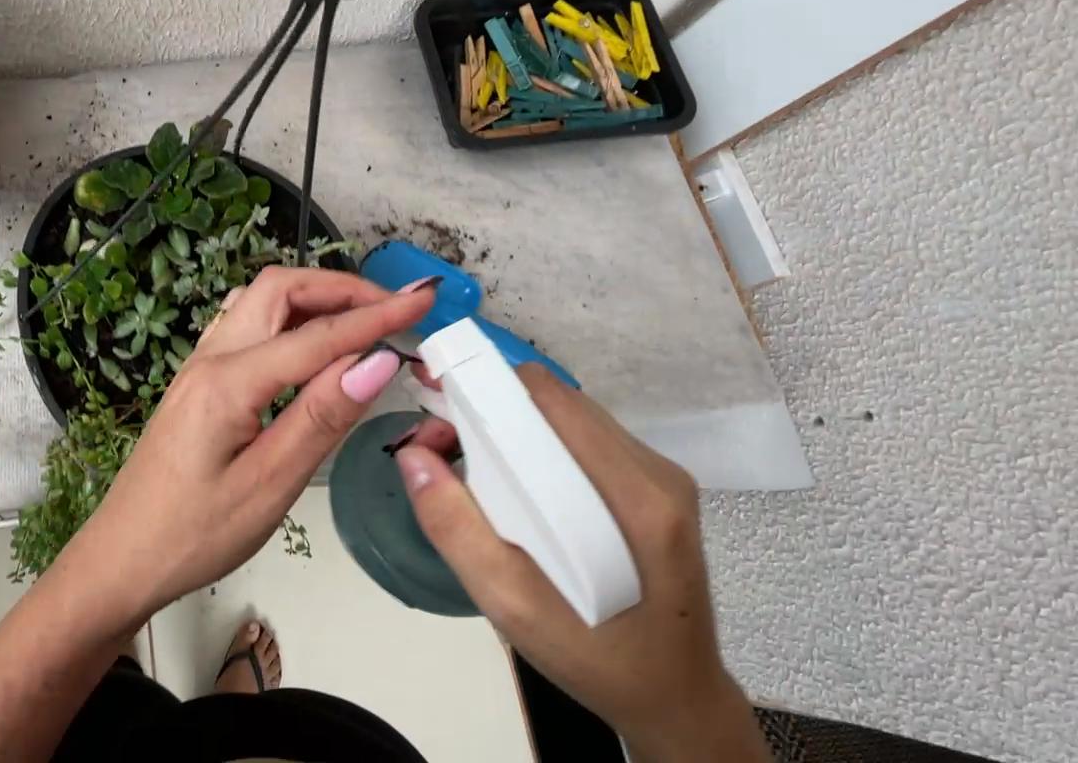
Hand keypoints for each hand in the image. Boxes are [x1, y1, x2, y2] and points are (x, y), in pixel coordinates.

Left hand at [54, 267, 435, 620]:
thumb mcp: (268, 484)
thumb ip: (321, 417)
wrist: (123, 556)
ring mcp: (198, 367)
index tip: (423, 300)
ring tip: (361, 321)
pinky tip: (310, 346)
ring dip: (312, 299)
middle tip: (392, 309)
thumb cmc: (194, 534)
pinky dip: (287, 320)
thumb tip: (375, 362)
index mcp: (227, 382)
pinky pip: (245, 327)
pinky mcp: (197, 383)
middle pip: (277, 290)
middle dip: (339, 288)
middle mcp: (209, 359)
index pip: (316, 335)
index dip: (374, 316)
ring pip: (258, 303)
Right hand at [394, 366, 767, 762]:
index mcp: (635, 497)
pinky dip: (534, 443)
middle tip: (439, 444)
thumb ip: (456, 528)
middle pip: (555, 402)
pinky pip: (580, 439)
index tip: (433, 399)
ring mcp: (659, 478)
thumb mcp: (511, 604)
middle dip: (487, 407)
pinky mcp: (653, 488)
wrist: (672, 699)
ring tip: (465, 463)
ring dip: (508, 424)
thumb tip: (411, 455)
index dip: (484, 386)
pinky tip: (509, 482)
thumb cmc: (595, 656)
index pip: (549, 398)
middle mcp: (655, 473)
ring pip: (566, 415)